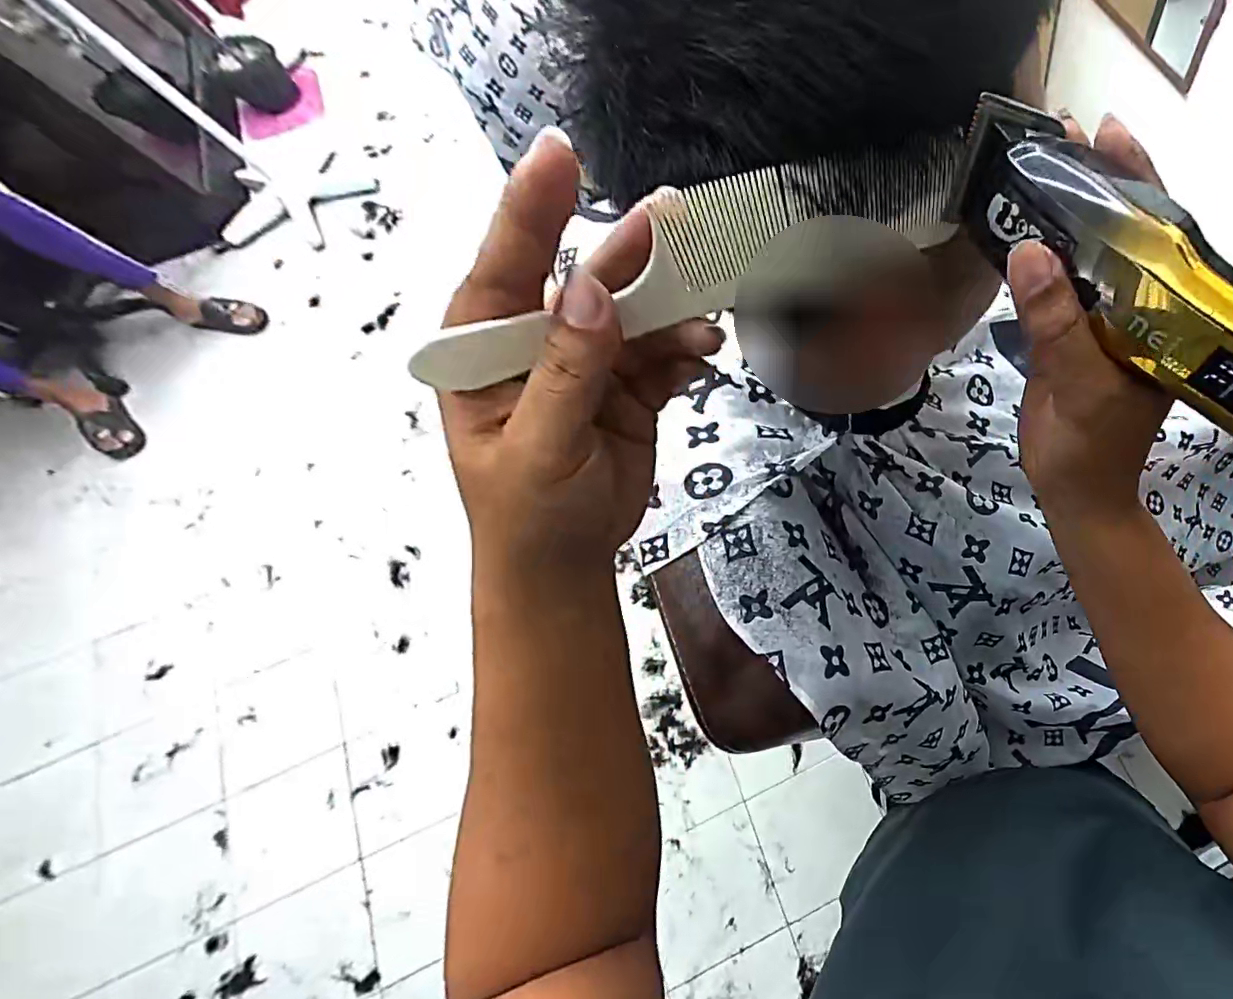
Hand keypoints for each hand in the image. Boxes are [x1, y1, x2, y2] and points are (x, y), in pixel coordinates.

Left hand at [439, 128, 723, 576]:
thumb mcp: (537, 445)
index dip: (532, 209)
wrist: (563, 563)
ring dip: (672, 318)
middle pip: (583, 285)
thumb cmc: (526, 514)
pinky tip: (702, 352)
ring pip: (635, 323)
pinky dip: (686, 355)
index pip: (504, 267)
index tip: (560, 157)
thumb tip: (585, 297)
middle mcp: (536, 349)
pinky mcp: (627, 394)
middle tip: (671, 223)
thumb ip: (563, 371)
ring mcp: (588, 370)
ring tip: (704, 324)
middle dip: (627, 256)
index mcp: (485, 352)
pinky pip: (662, 360)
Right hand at [1010, 115, 1173, 522]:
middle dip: (1098, 187)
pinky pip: (1061, 289)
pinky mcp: (1076, 339)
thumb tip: (1029, 250)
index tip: (1109, 137)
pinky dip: (1042, 260)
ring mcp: (1107, 325)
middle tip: (1062, 135)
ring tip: (1040, 166)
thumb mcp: (1078, 386)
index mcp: (1161, 322)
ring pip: (1090, 261)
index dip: (1137, 184)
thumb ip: (1058, 323)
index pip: (1158, 240)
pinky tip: (1022, 230)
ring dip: (1067, 217)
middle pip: (1125, 238)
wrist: (1075, 493)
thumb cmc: (1091, 448)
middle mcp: (1141, 314)